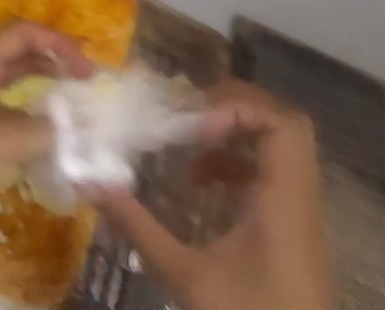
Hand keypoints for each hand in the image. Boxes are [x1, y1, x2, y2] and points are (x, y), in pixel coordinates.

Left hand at [0, 21, 95, 231]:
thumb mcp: (5, 136)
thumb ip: (51, 129)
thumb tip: (88, 128)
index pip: (20, 34)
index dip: (57, 43)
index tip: (89, 72)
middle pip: (20, 58)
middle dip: (56, 66)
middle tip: (92, 90)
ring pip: (17, 92)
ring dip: (49, 99)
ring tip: (84, 116)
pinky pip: (13, 124)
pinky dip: (38, 130)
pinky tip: (63, 149)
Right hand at [91, 80, 331, 309]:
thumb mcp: (184, 276)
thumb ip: (136, 225)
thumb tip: (86, 180)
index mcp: (283, 202)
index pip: (282, 125)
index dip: (236, 108)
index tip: (192, 124)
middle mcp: (298, 200)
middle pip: (284, 126)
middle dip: (230, 107)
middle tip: (182, 114)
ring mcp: (297, 215)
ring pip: (277, 148)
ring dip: (229, 133)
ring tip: (183, 143)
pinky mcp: (289, 231)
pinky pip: (269, 174)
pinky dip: (232, 162)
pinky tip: (197, 182)